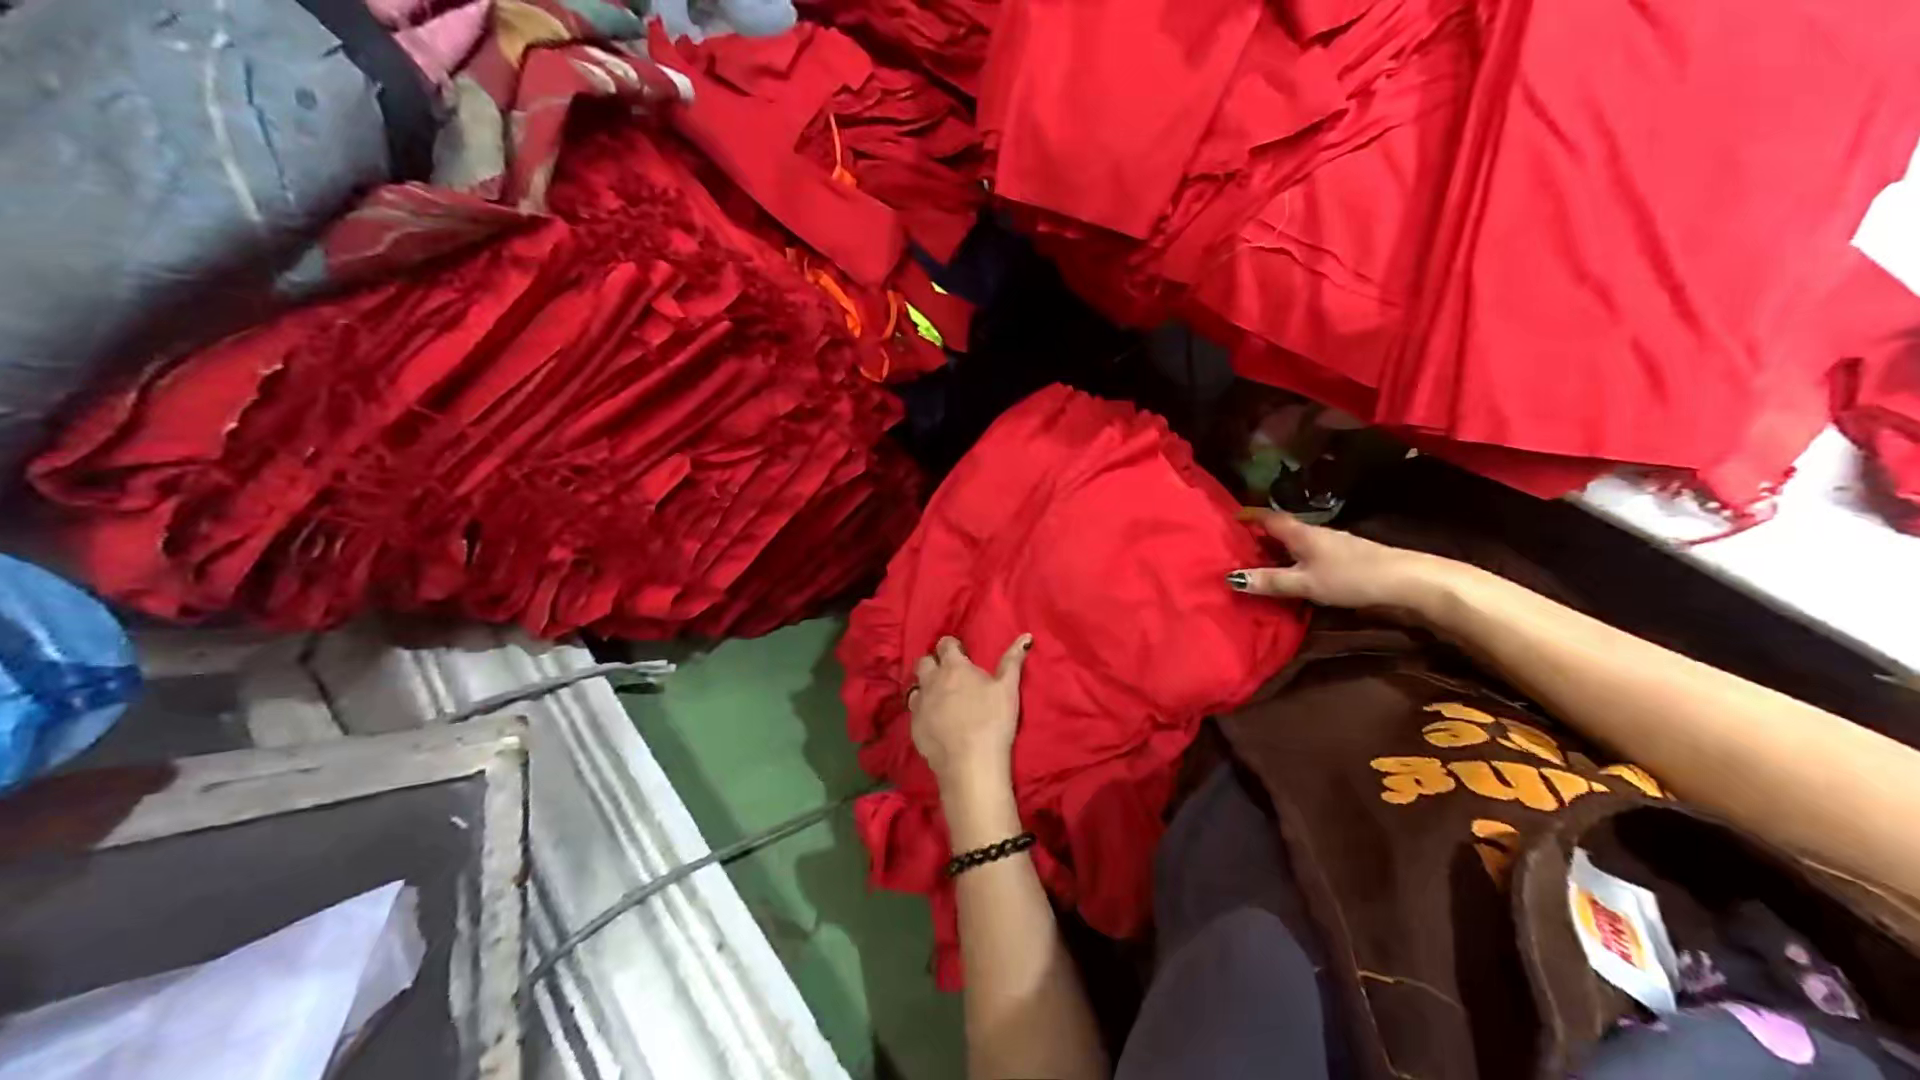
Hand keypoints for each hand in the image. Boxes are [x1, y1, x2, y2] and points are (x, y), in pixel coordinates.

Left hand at [909, 633, 1032, 790]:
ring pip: (916, 686)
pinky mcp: (914, 727)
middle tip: (949, 674)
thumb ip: (1013, 660)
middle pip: (924, 662)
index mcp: (953, 668)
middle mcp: (931, 681)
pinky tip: (935, 720)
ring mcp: (919, 705)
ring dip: (926, 687)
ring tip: (940, 697)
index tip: (961, 654)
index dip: (952, 646)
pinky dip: (923, 710)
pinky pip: (914, 711)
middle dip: (934, 663)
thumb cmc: (993, 721)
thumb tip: (1026, 636)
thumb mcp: (1008, 688)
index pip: (945, 644)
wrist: (970, 763)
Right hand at [1227, 509, 1461, 620]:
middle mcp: (1316, 533)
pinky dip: (1296, 559)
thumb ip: (1270, 581)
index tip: (1232, 515)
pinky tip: (1296, 572)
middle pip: (1283, 529)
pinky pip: (1311, 554)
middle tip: (1239, 544)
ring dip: (1280, 549)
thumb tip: (1230, 577)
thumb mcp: (1305, 583)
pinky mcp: (1347, 558)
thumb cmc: (1350, 577)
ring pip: (1298, 542)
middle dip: (1261, 535)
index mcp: (1301, 533)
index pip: (1269, 518)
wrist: (1407, 581)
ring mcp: (1334, 544)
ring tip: (1262, 561)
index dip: (1251, 516)